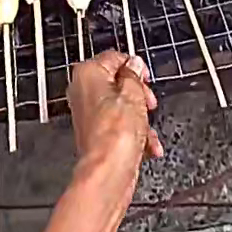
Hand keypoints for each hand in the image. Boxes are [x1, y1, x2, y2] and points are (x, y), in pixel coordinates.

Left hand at [67, 50, 163, 172]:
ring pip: (122, 106)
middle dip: (139, 94)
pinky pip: (119, 126)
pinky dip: (135, 133)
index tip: (145, 77)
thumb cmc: (115, 134)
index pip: (115, 57)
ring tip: (147, 129)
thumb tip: (134, 65)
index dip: (134, 66)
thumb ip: (135, 74)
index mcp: (87, 74)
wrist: (108, 174)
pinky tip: (147, 144)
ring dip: (140, 117)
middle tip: (148, 102)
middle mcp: (83, 92)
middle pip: (118, 83)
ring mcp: (89, 115)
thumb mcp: (134, 93)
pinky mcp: (96, 136)